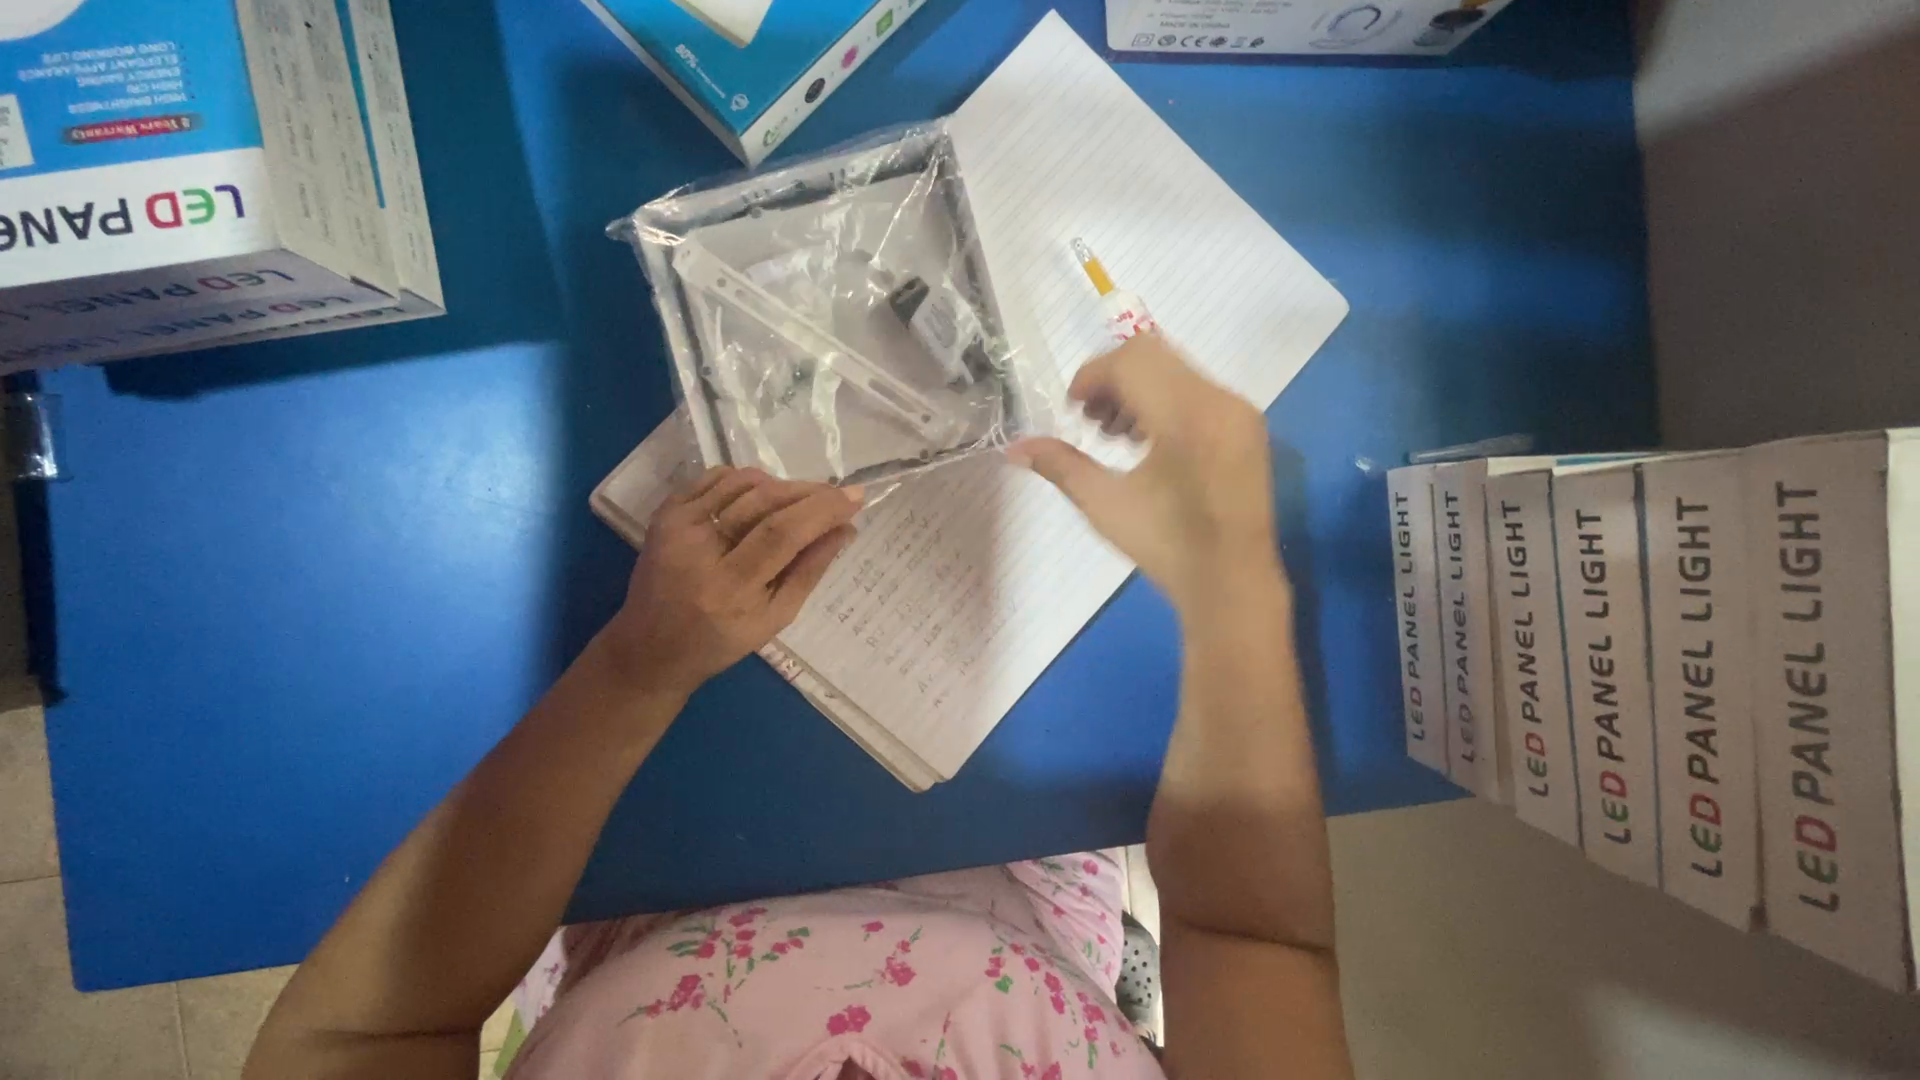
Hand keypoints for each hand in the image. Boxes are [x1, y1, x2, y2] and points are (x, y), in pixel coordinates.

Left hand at [602, 467, 862, 696]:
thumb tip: (845, 528)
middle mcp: (698, 550)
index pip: (782, 533)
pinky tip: (765, 494)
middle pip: (763, 501)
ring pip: (742, 483)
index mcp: (729, 588)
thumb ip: (811, 570)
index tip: (855, 498)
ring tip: (804, 500)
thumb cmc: (720, 642)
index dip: (822, 510)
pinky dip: (748, 479)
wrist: (650, 648)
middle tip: (838, 494)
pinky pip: (715, 478)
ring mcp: (677, 526)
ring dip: (782, 484)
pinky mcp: (665, 513)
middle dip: (809, 492)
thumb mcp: (775, 618)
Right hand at [1008, 333, 1281, 611]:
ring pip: (1177, 370)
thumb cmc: (1166, 547)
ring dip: (1138, 390)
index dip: (1091, 376)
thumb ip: (1061, 466)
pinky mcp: (1248, 428)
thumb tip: (1015, 447)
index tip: (1072, 410)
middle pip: (1154, 355)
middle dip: (1112, 380)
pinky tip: (1148, 444)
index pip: (1131, 361)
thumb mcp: (1105, 504)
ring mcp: (1240, 412)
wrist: (1232, 585)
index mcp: (1186, 416)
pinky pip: (1199, 392)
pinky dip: (1165, 402)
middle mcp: (1219, 401)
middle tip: (1090, 421)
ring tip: (1116, 436)